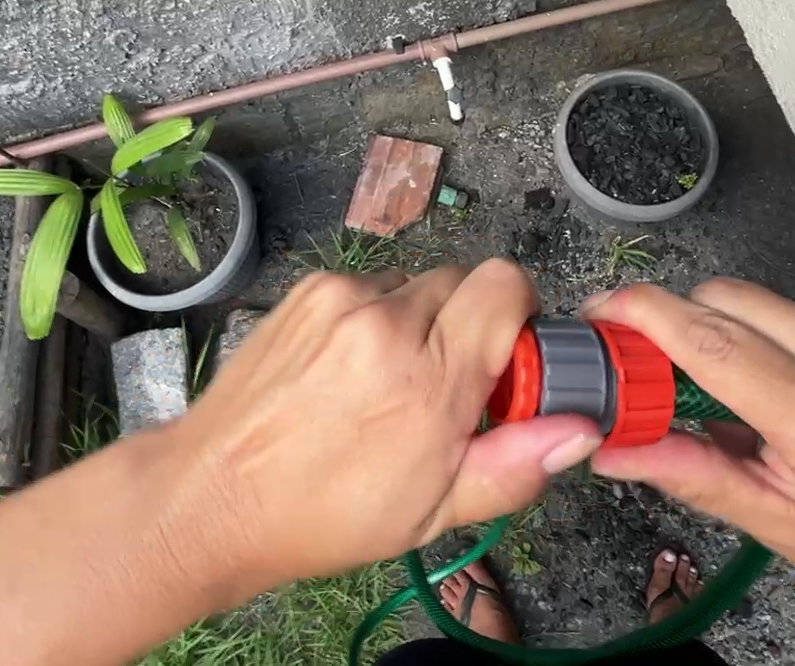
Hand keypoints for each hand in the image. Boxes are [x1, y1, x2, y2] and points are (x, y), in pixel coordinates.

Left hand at [169, 261, 603, 584]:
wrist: (214, 493)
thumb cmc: (328, 513)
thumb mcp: (433, 513)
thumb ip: (515, 466)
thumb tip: (580, 428)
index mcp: (430, 380)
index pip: (506, 285)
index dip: (518, 310)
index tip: (505, 350)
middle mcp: (388, 323)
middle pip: (465, 280)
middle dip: (466, 322)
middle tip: (441, 376)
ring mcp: (342, 297)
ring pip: (417, 282)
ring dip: (418, 318)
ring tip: (385, 374)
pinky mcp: (311, 287)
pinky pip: (371, 283)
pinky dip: (375, 313)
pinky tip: (348, 361)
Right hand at [586, 279, 794, 634]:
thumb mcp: (781, 528)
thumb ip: (691, 474)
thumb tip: (611, 450)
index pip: (718, 345)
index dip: (647, 316)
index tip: (599, 313)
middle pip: (727, 300)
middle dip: (671, 318)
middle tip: (643, 360)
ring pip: (751, 298)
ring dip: (714, 328)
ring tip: (717, 386)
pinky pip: (783, 307)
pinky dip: (755, 332)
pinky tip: (772, 379)